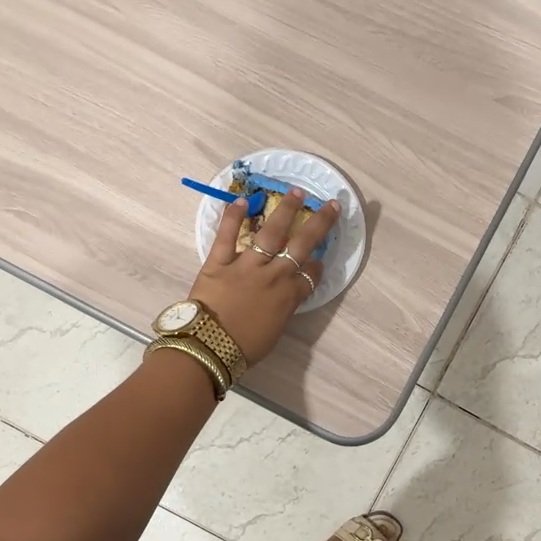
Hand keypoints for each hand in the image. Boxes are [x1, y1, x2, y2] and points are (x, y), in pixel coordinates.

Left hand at [191, 188, 337, 363]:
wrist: (209, 347)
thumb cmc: (244, 348)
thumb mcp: (274, 332)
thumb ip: (281, 309)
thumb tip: (282, 298)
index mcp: (288, 296)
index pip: (310, 274)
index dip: (317, 265)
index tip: (319, 260)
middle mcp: (273, 275)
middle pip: (302, 244)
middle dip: (319, 223)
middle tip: (330, 205)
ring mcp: (246, 265)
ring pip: (270, 232)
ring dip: (285, 210)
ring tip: (295, 192)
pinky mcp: (218, 262)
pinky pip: (227, 235)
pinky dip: (233, 216)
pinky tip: (242, 200)